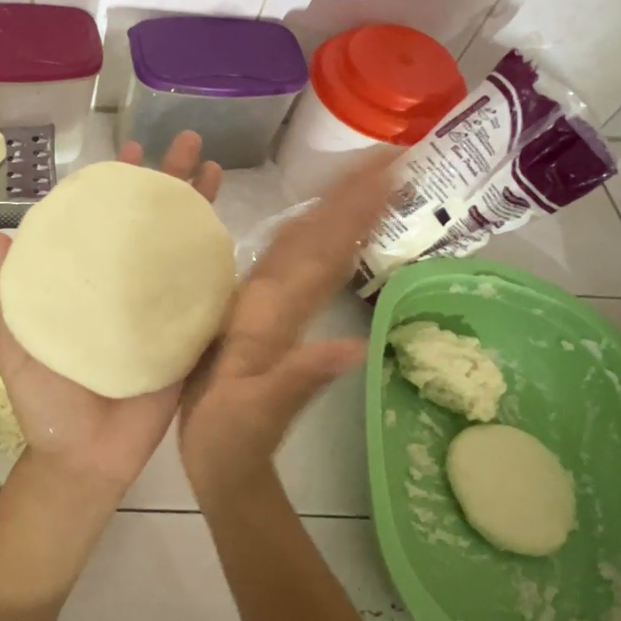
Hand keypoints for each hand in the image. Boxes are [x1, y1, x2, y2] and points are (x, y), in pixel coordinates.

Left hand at [0, 132, 221, 491]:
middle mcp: (127, 288)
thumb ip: (14, 293)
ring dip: (199, 206)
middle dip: (169, 181)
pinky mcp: (190, 339)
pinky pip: (211, 296)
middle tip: (184, 142)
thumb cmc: (46, 403)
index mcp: (88, 284)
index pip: (105, 223)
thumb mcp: (17, 344)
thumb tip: (1, 237)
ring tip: (212, 164)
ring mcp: (162, 311)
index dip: (117, 187)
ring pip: (184, 248)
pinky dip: (222, 260)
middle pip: (151, 224)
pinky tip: (232, 226)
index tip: (129, 152)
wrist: (83, 458)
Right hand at [179, 150, 397, 498]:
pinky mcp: (251, 320)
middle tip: (392, 155)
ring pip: (310, 250)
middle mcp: (286, 306)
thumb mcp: (263, 408)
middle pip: (327, 243)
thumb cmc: (235, 437)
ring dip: (338, 212)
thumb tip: (353, 346)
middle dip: (357, 199)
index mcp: (284, 314)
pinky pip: (281, 267)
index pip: (326, 253)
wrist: (227, 465)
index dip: (355, 211)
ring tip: (364, 175)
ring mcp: (272, 312)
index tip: (388, 171)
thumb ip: (304, 376)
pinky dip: (298, 237)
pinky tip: (302, 221)